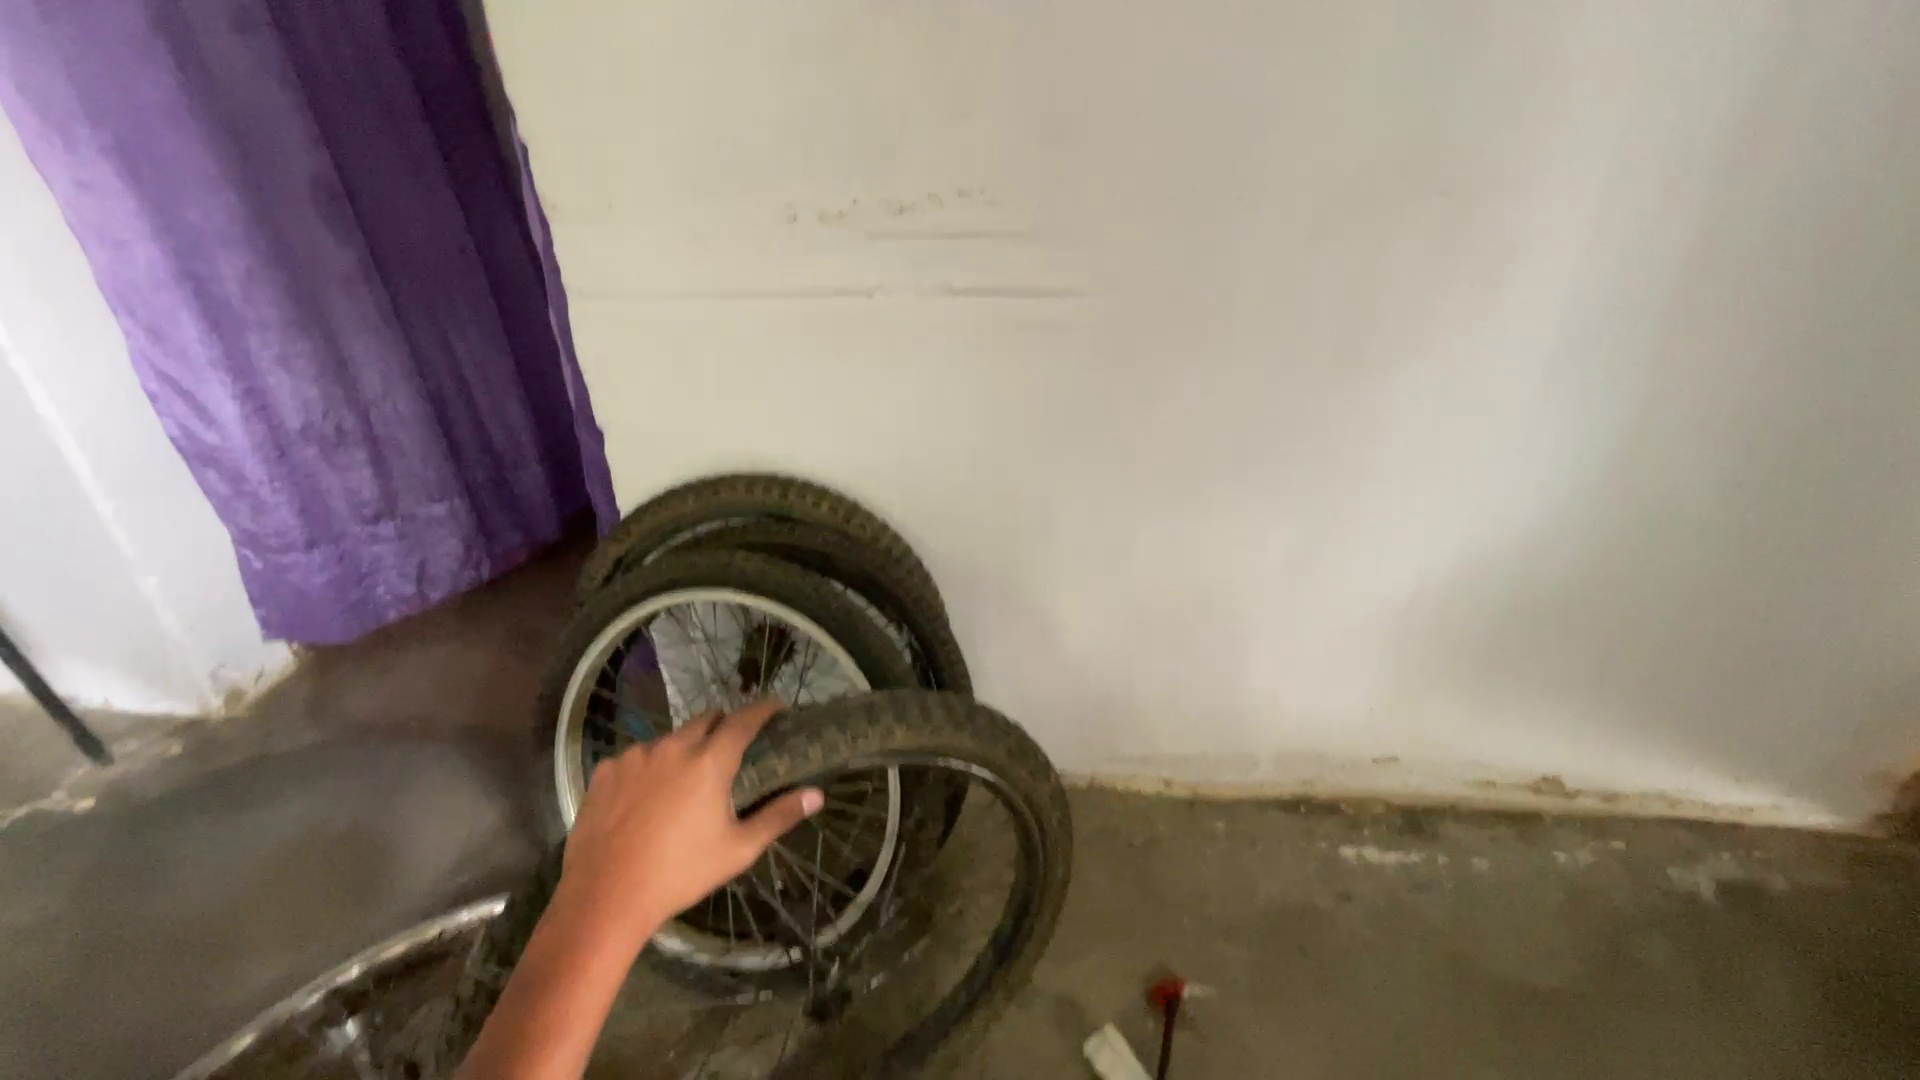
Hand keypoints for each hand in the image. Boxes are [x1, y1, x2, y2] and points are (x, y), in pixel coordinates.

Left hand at [555, 699, 822, 952]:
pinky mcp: (605, 771)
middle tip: (733, 748)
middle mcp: (672, 747)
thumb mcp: (738, 850)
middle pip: (706, 719)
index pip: (744, 719)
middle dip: (724, 725)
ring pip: (669, 739)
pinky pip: (636, 757)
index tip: (777, 707)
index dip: (764, 709)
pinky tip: (647, 797)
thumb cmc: (680, 874)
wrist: (603, 899)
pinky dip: (649, 767)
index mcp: (709, 762)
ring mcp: (634, 756)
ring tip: (686, 779)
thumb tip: (817, 795)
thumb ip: (779, 816)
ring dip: (684, 748)